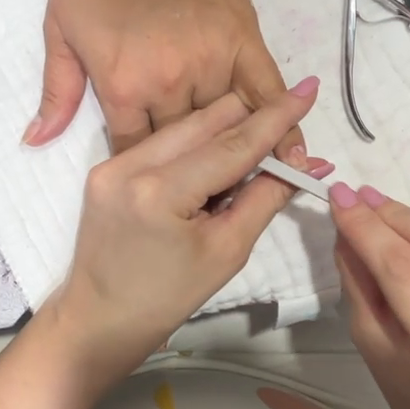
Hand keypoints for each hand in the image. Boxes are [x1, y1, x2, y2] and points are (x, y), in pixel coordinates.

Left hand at [29, 0, 304, 162]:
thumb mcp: (60, 27)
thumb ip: (57, 90)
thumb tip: (35, 142)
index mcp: (123, 84)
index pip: (134, 149)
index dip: (139, 166)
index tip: (145, 179)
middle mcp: (172, 82)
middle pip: (182, 148)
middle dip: (184, 170)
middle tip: (190, 187)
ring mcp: (214, 62)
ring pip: (224, 128)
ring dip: (227, 154)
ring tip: (232, 180)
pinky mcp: (247, 41)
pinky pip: (268, 95)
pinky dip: (282, 128)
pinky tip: (293, 157)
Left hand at [50, 82, 328, 381]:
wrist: (100, 318)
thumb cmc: (167, 298)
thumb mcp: (226, 252)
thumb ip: (264, 199)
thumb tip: (302, 163)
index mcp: (159, 192)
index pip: (232, 144)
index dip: (276, 118)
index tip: (309, 90)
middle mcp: (130, 165)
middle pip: (206, 121)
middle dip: (251, 119)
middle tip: (289, 131)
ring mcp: (111, 163)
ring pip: (183, 127)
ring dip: (224, 133)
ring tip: (256, 154)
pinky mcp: (105, 168)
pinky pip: (161, 143)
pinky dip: (194, 147)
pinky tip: (214, 167)